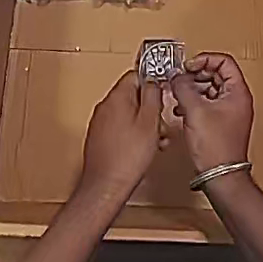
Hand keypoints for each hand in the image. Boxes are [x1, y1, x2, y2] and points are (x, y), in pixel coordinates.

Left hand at [77, 70, 167, 204]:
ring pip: (128, 112)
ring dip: (144, 122)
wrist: (106, 186)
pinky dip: (134, 132)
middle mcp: (105, 106)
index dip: (152, 82)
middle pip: (132, 95)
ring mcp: (100, 122)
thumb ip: (153, 95)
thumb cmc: (128, 157)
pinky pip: (120, 126)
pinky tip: (143, 148)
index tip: (163, 91)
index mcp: (116, 97)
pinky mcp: (99, 137)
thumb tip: (154, 80)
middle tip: (161, 121)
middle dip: (150, 107)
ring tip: (155, 139)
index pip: (135, 75)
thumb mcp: (150, 121)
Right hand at [161, 52, 254, 173]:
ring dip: (193, 89)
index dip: (204, 60)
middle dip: (196, 75)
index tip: (188, 66)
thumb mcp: (195, 111)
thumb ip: (183, 88)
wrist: (220, 176)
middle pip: (217, 74)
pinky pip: (208, 103)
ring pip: (211, 89)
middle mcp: (237, 99)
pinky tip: (181, 110)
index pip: (224, 62)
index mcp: (238, 92)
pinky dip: (195, 102)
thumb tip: (175, 75)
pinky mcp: (222, 123)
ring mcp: (231, 111)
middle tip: (180, 79)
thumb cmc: (215, 147)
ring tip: (178, 95)